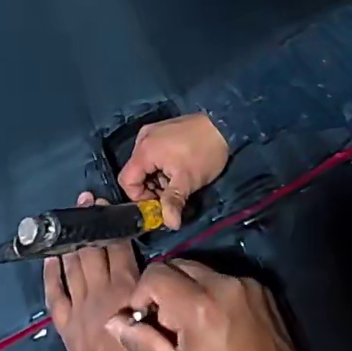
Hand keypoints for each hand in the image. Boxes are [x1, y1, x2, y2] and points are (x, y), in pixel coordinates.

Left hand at [44, 193, 173, 350]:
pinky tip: (50, 258)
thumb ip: (158, 296)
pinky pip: (55, 296)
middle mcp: (101, 295)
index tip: (109, 204)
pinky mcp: (67, 330)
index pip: (119, 247)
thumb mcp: (167, 326)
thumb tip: (153, 274)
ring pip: (73, 267)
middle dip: (89, 223)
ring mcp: (80, 312)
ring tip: (68, 217)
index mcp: (128, 291)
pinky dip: (51, 275)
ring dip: (70, 240)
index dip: (113, 223)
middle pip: (93, 250)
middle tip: (86, 200)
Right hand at [107, 259, 317, 350]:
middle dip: (164, 290)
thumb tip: (114, 320)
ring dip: (188, 291)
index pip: (156, 274)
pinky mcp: (264, 292)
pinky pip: (226, 281)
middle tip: (165, 327)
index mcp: (201, 304)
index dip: (141, 296)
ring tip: (190, 331)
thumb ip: (140, 342)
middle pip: (180, 265)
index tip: (143, 323)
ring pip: (204, 272)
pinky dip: (213, 295)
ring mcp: (249, 285)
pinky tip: (215, 329)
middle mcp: (227, 283)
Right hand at [116, 113, 229, 228]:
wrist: (225, 124)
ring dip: (159, 177)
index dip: (139, 198)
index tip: (159, 203)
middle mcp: (143, 137)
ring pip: (146, 163)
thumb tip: (171, 226)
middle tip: (173, 194)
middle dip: (152, 188)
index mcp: (143, 150)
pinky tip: (181, 167)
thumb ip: (173, 203)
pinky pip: (155, 152)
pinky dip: (163, 164)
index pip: (126, 181)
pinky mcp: (165, 128)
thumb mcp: (188, 181)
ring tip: (180, 180)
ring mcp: (154, 130)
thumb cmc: (204, 153)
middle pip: (136, 172)